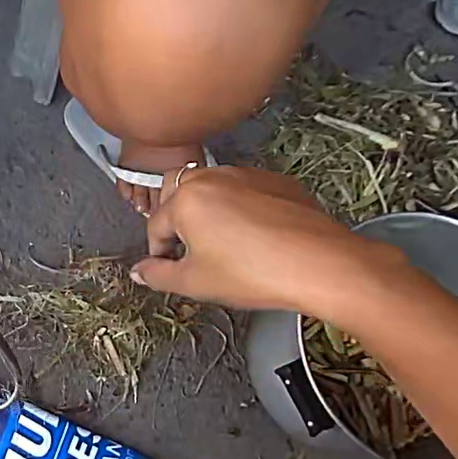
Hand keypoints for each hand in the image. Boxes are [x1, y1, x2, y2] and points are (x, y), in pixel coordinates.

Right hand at [130, 168, 404, 318]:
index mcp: (186, 200)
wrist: (317, 263)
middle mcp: (213, 178)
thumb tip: (140, 272)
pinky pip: (245, 189)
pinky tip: (252, 237)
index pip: (155, 225)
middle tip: (187, 250)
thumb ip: (159, 276)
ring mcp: (247, 175)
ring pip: (212, 186)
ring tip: (220, 243)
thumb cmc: (255, 272)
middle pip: (177, 192)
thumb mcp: (195, 283)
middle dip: (174, 218)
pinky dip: (239, 206)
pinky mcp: (276, 182)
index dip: (157, 252)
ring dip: (205, 209)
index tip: (166, 268)